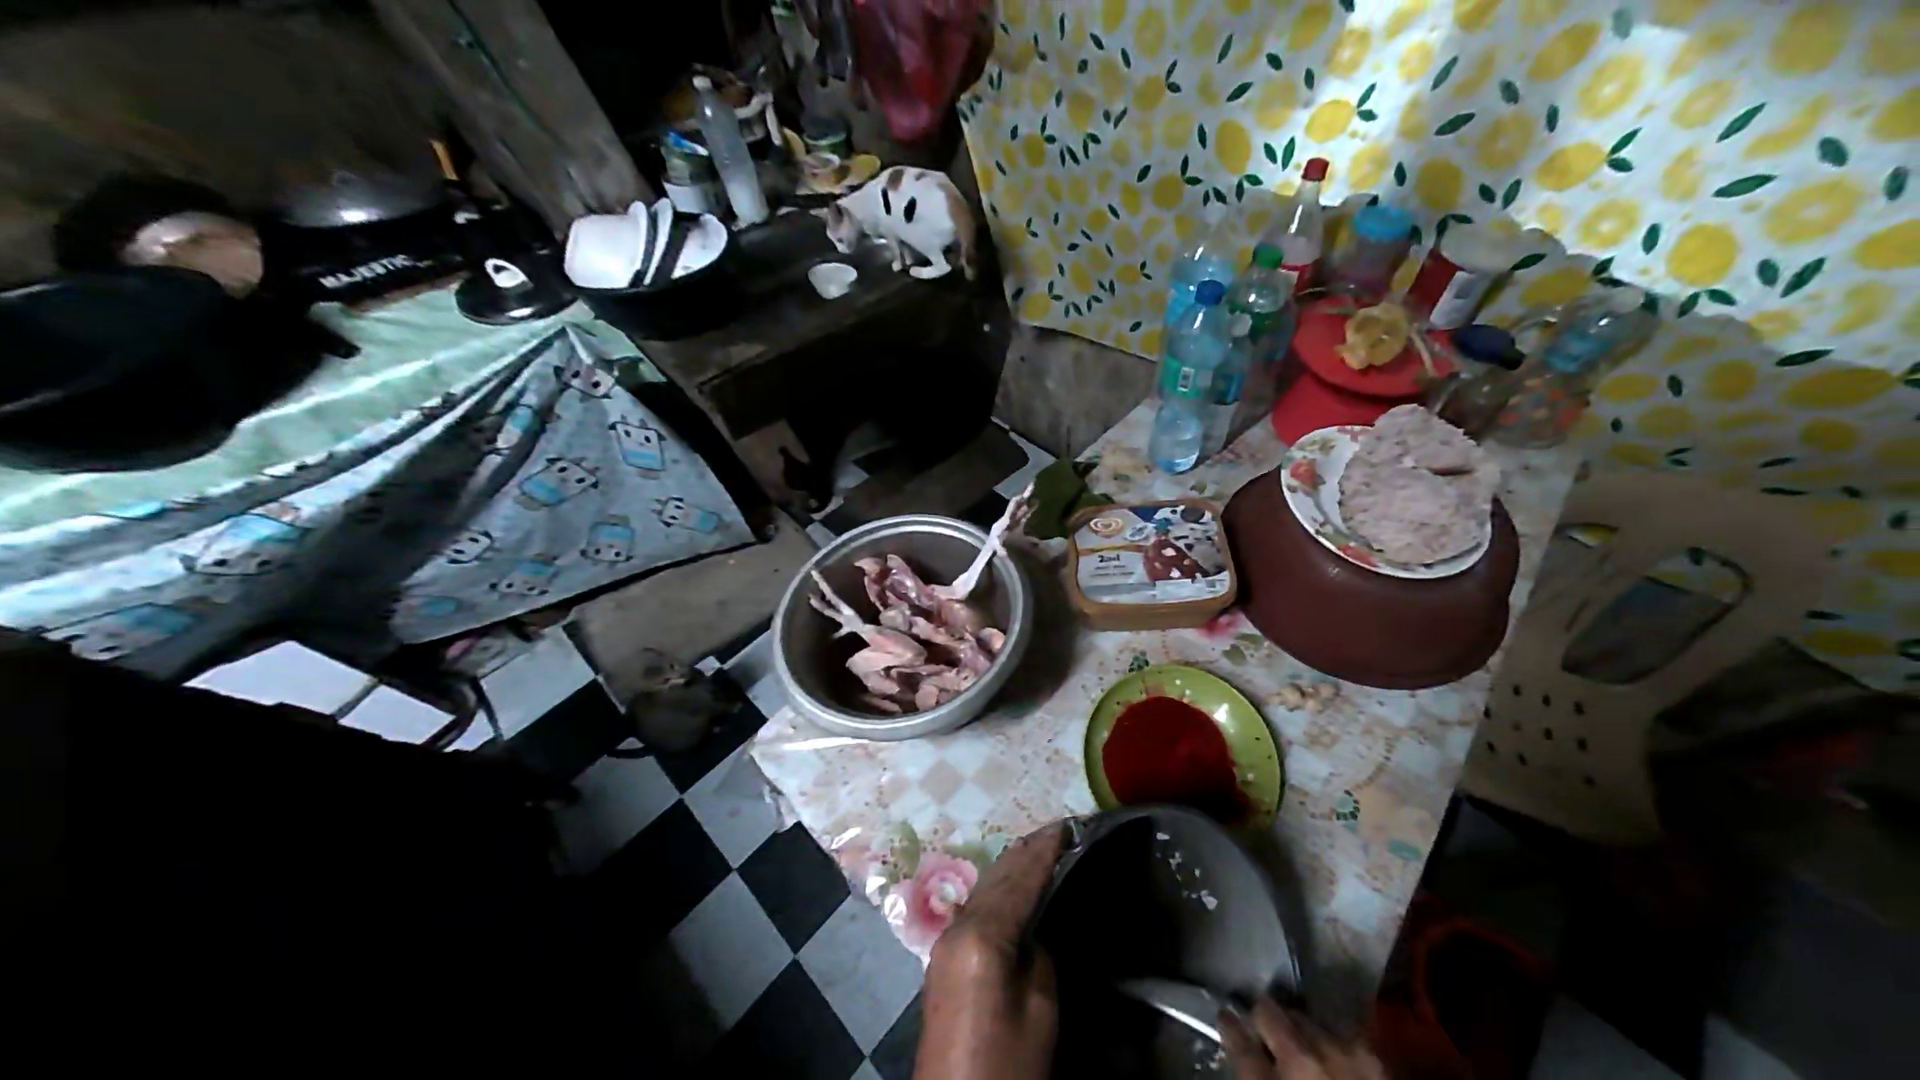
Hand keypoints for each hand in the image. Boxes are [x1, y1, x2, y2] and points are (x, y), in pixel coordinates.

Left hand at [914, 821, 1067, 1079]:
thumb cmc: (1005, 1064)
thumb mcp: (1038, 1012)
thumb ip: (1039, 957)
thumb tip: (1032, 930)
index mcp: (981, 936)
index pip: (1019, 880)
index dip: (1044, 851)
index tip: (1065, 825)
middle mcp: (957, 928)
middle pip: (996, 878)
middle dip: (1026, 851)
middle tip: (1055, 830)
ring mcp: (944, 943)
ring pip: (983, 890)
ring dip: (1011, 867)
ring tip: (1037, 848)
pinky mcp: (943, 961)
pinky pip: (975, 909)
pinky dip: (997, 890)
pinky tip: (1009, 888)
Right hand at [1220, 996, 1385, 1079]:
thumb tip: (1250, 1067)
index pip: (1237, 1039)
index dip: (1228, 1025)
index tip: (1225, 1018)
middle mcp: (1299, 1058)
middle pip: (1267, 1011)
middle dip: (1262, 1017)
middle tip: (1264, 1031)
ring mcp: (1337, 1052)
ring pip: (1303, 1015)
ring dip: (1296, 1025)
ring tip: (1300, 1040)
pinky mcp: (1371, 1058)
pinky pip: (1340, 1031)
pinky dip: (1331, 1038)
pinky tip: (1333, 1053)